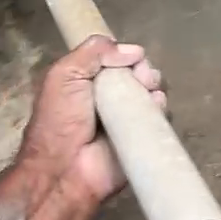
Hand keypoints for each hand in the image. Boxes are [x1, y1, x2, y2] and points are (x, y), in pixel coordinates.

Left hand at [17, 35, 165, 205]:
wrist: (64, 168)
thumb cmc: (60, 119)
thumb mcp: (65, 74)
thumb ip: (94, 52)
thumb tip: (135, 51)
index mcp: (88, 81)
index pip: (117, 59)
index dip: (126, 55)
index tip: (130, 60)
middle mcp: (110, 97)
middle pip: (139, 74)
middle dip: (145, 71)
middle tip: (141, 79)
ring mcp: (127, 118)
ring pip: (153, 93)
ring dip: (155, 87)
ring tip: (147, 93)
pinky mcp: (142, 138)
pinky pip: (159, 118)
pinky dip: (161, 108)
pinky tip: (154, 107)